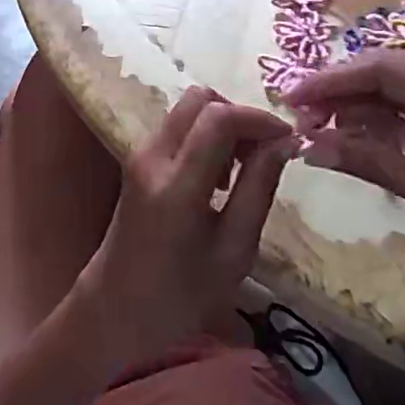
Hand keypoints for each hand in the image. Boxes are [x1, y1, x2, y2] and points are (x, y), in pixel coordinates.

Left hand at [73, 87, 295, 367]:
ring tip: (242, 172)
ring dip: (222, 125)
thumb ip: (259, 188)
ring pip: (188, 109)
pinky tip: (218, 177)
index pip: (218, 118)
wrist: (117, 305)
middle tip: (263, 153)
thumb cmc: (181, 293)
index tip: (288, 140)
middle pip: (200, 99)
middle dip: (239, 116)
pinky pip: (178, 126)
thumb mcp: (234, 249)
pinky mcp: (138, 157)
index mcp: (176, 184)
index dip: (258, 119)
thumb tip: (284, 143)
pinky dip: (205, 136)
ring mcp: (140, 152)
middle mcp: (152, 155)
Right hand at [285, 50, 404, 293]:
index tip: (289, 99)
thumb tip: (309, 146)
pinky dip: (400, 118)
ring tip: (331, 135)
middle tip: (305, 124)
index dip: (332, 80)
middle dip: (346, 94)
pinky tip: (376, 138)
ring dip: (369, 107)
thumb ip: (376, 163)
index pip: (387, 68)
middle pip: (396, 70)